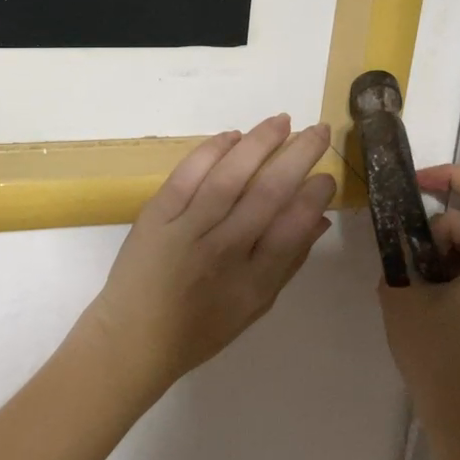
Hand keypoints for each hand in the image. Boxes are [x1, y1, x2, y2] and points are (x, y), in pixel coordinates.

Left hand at [78, 115, 337, 392]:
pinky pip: (188, 174)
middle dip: (298, 156)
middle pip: (267, 194)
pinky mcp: (156, 215)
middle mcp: (222, 252)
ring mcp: (186, 230)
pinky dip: (212, 150)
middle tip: (319, 131)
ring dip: (260, 143)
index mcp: (252, 282)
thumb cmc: (201, 328)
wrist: (133, 338)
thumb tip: (319, 216)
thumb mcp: (255, 306)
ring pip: (229, 176)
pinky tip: (234, 135)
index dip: (314, 197)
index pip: (292, 228)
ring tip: (282, 120)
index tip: (327, 176)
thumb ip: (288, 261)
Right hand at [377, 165, 459, 459]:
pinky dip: (452, 273)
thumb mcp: (405, 295)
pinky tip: (431, 303)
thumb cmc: (441, 357)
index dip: (448, 175)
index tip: (413, 184)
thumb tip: (394, 228)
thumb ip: (398, 250)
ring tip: (420, 293)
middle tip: (412, 266)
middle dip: (435, 234)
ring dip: (440, 257)